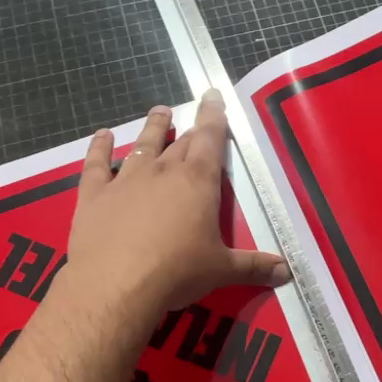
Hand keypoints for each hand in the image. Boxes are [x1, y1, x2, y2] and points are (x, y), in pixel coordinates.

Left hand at [61, 91, 289, 314]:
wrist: (114, 286)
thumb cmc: (177, 273)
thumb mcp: (221, 270)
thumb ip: (254, 267)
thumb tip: (287, 272)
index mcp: (198, 182)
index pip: (210, 139)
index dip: (214, 116)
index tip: (213, 95)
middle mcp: (163, 172)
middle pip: (180, 142)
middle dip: (189, 128)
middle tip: (194, 117)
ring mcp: (126, 180)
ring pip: (142, 145)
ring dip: (152, 128)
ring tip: (159, 112)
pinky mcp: (94, 195)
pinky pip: (96, 165)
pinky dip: (99, 148)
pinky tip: (101, 135)